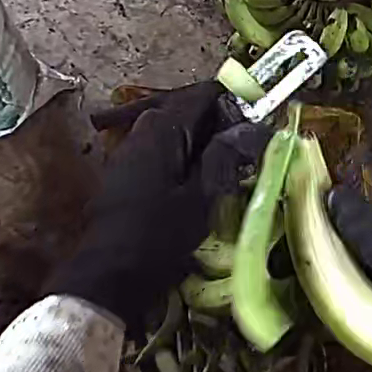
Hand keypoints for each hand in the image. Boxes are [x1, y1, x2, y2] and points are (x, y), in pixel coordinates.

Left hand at [48, 83, 268, 334]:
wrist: (109, 278)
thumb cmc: (158, 236)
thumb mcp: (203, 195)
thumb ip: (226, 155)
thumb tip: (254, 126)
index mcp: (161, 127)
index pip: (206, 94)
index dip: (238, 103)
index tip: (262, 123)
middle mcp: (143, 129)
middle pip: (194, 112)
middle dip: (225, 127)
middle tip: (253, 153)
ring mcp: (133, 150)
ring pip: (183, 135)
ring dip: (209, 147)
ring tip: (236, 171)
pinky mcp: (130, 172)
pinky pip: (169, 154)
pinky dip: (192, 162)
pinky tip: (208, 187)